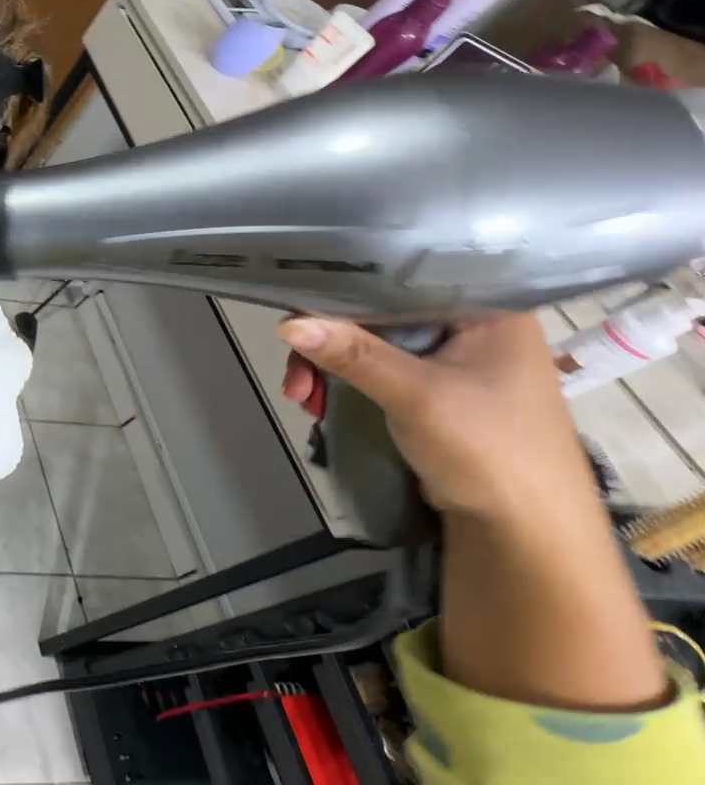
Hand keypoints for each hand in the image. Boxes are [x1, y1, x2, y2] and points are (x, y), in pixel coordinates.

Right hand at [277, 313, 596, 522]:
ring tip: (305, 401)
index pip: (399, 281)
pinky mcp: (438, 389)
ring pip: (370, 344)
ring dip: (328, 369)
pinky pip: (377, 370)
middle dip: (326, 345)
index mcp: (488, 311)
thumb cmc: (490, 451)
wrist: (525, 531)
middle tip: (297, 380)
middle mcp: (472, 326)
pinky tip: (324, 406)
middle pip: (376, 315)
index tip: (297, 323)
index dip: (341, 295)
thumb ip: (352, 355)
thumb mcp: (415, 396)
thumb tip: (287, 324)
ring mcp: (456, 360)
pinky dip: (345, 385)